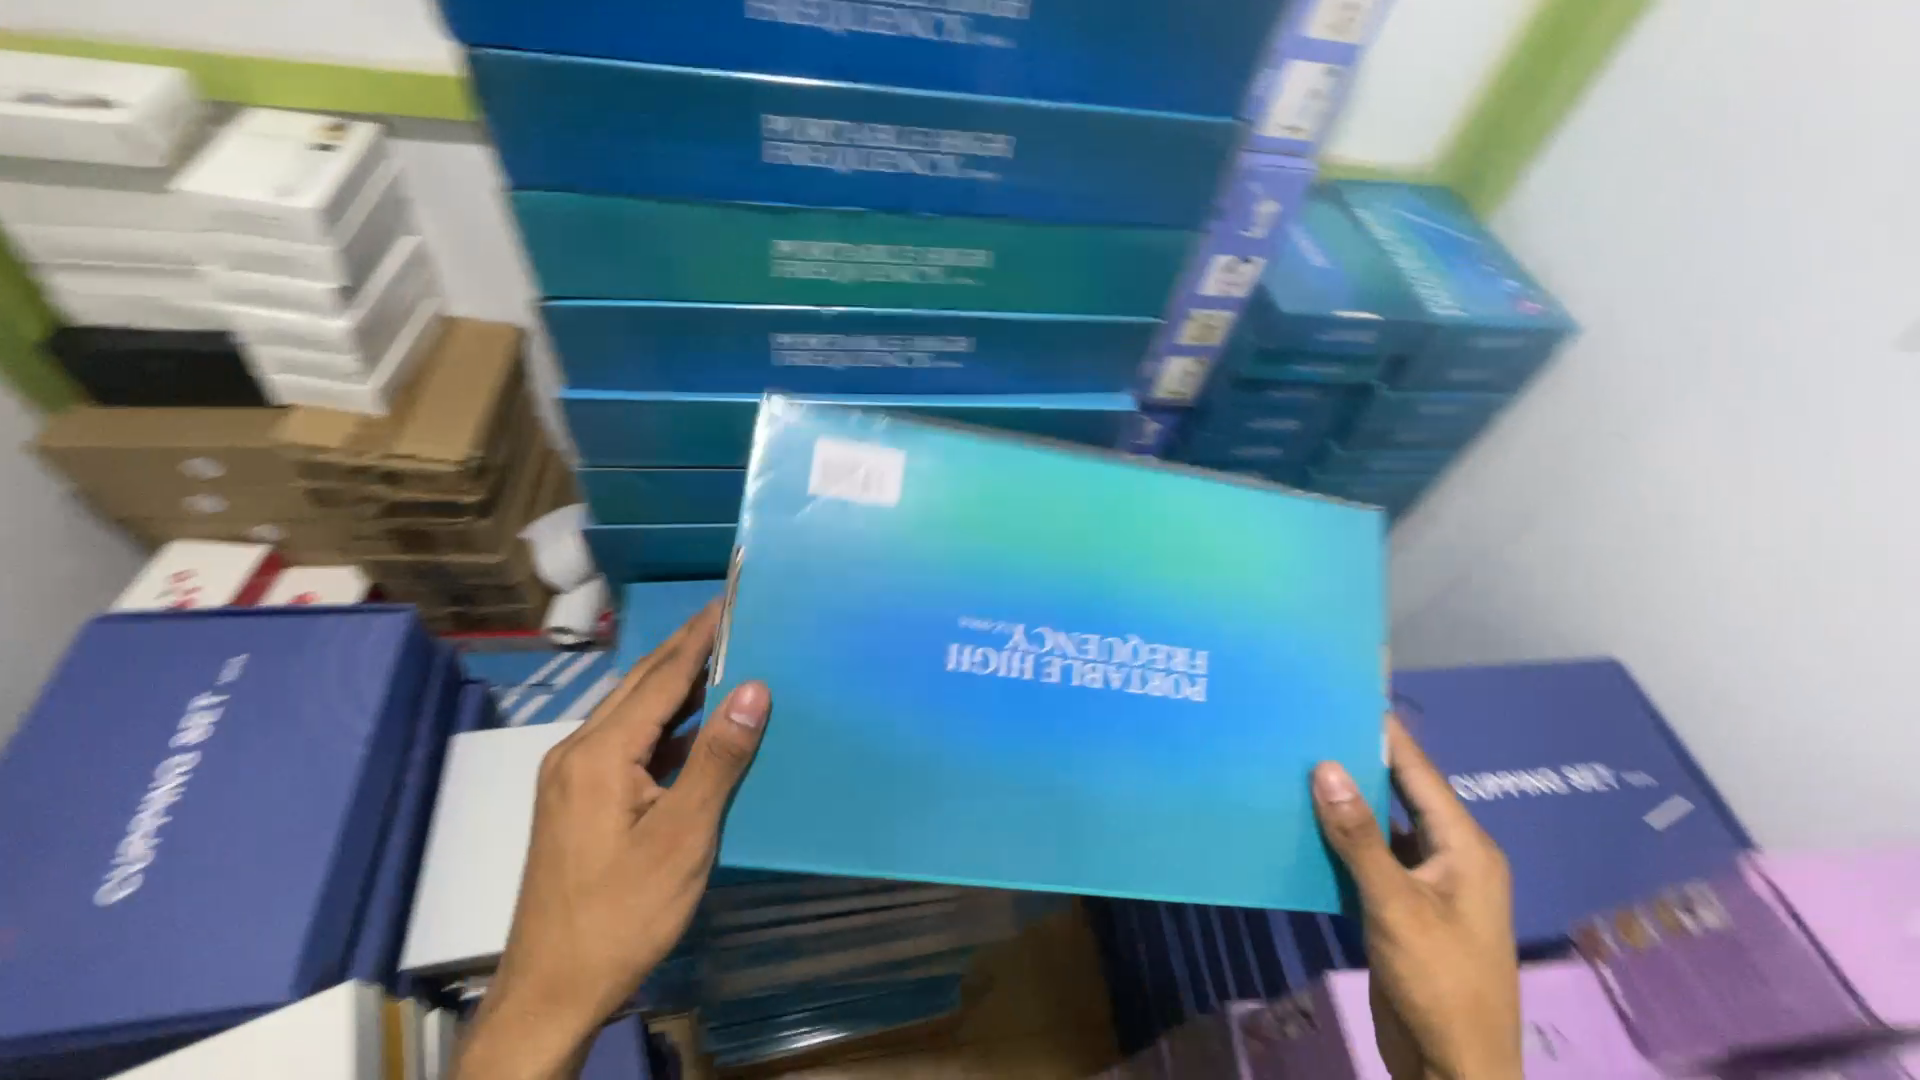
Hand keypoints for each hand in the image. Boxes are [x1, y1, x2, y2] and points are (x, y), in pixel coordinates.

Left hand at [455, 602, 771, 1079]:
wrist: (551, 990)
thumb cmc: (624, 913)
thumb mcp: (683, 837)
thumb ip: (717, 759)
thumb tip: (753, 688)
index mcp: (599, 753)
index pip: (661, 677)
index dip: (699, 637)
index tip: (730, 600)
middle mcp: (576, 752)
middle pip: (639, 687)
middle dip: (686, 649)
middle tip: (730, 617)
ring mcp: (571, 778)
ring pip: (630, 714)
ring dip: (675, 686)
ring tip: (720, 659)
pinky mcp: (576, 801)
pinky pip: (625, 743)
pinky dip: (663, 725)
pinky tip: (691, 728)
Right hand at [1311, 717, 1520, 1079]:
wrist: (1455, 1069)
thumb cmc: (1439, 982)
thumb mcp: (1396, 905)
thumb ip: (1359, 836)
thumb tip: (1325, 766)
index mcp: (1464, 847)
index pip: (1419, 773)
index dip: (1385, 733)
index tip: (1344, 695)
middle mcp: (1448, 856)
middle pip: (1400, 794)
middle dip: (1358, 761)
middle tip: (1306, 725)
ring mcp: (1426, 884)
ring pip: (1381, 826)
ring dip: (1345, 801)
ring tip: (1295, 763)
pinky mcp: (1402, 908)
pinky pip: (1369, 858)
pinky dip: (1340, 840)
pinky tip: (1303, 823)